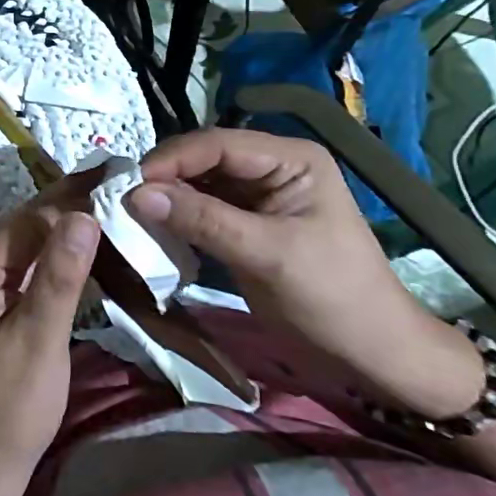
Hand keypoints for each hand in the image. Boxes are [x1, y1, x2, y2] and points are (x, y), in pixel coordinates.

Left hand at [0, 181, 101, 476]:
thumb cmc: (14, 405)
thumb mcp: (40, 338)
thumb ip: (59, 276)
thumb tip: (83, 215)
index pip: (28, 219)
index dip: (70, 198)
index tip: (114, 178)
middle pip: (30, 223)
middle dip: (73, 203)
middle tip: (122, 179)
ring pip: (37, 239)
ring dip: (73, 223)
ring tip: (118, 199)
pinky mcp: (7, 296)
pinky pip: (38, 261)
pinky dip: (67, 249)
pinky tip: (96, 239)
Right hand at [126, 130, 479, 416]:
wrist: (372, 352)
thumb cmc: (333, 297)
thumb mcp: (267, 255)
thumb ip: (203, 220)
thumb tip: (136, 195)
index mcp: (290, 158)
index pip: (218, 144)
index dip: (171, 159)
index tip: (130, 184)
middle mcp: (271, 165)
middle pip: (204, 159)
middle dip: (165, 177)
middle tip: (123, 201)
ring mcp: (258, 193)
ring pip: (199, 182)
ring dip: (168, 197)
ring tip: (131, 213)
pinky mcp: (246, 221)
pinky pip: (203, 208)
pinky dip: (178, 217)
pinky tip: (154, 228)